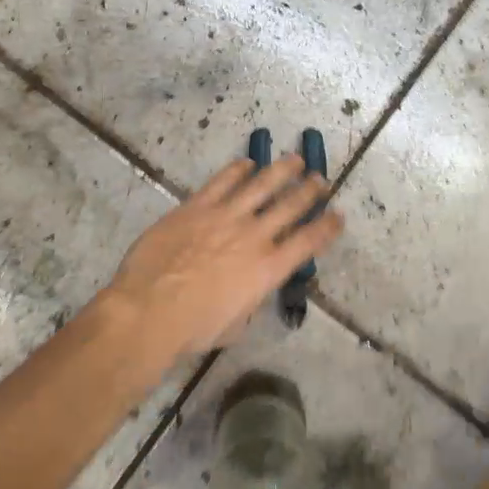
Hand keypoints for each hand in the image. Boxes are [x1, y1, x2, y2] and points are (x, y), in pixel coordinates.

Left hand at [102, 155, 340, 358]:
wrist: (150, 309)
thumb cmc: (194, 328)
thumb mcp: (236, 324)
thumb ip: (249, 301)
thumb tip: (249, 291)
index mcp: (268, 269)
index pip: (308, 242)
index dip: (327, 227)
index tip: (338, 215)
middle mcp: (254, 236)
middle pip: (291, 206)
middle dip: (310, 191)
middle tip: (321, 180)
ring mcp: (225, 216)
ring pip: (261, 185)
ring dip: (281, 171)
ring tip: (295, 160)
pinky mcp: (197, 206)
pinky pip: (223, 182)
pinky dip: (238, 170)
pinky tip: (247, 163)